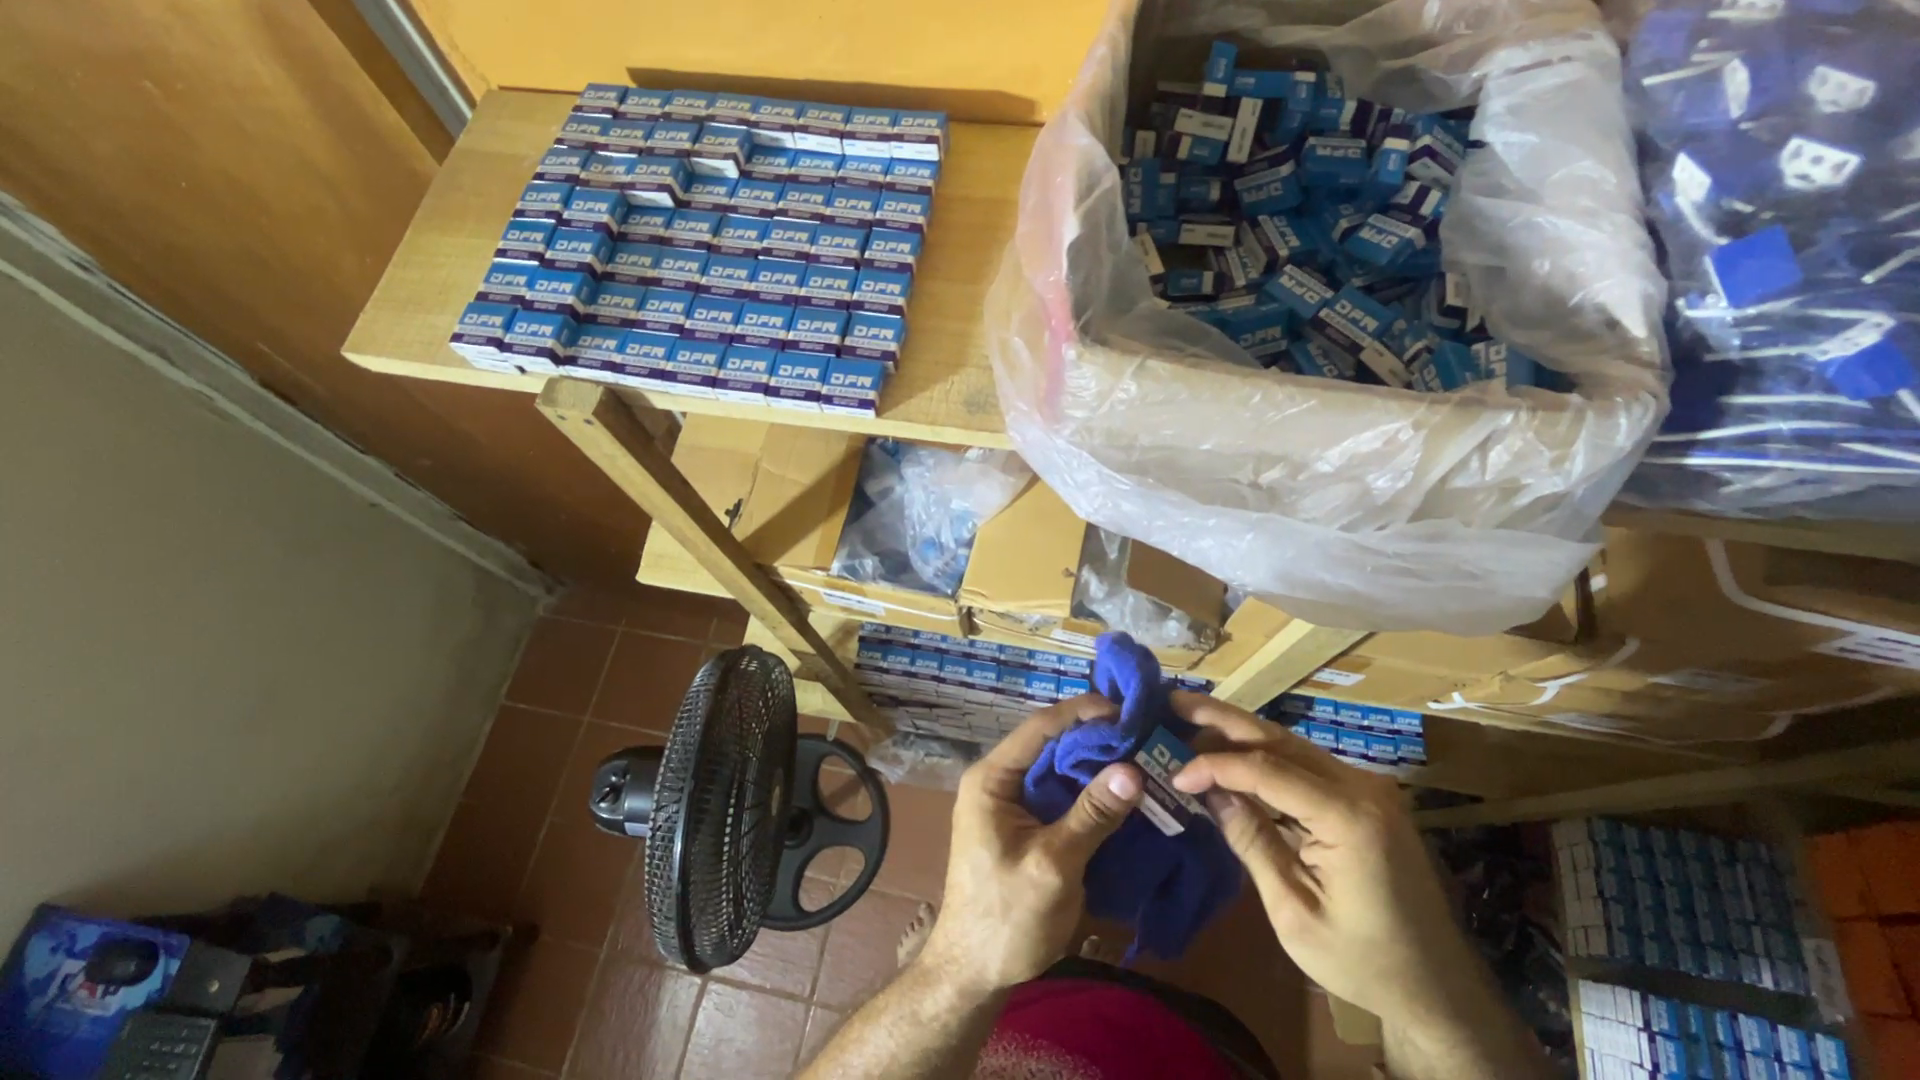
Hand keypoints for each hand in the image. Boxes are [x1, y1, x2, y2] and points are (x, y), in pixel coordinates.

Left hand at [916, 694, 1143, 996]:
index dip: (1082, 713)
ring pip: (1060, 770)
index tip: (1128, 709)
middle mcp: (999, 782)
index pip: (1040, 727)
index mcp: (992, 779)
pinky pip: (1062, 797)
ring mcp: (1012, 805)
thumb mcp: (1053, 865)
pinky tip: (1128, 793)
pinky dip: (1092, 793)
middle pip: (1052, 745)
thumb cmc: (1006, 917)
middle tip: (1147, 733)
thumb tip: (1133, 769)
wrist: (975, 971)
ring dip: (1099, 766)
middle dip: (1097, 738)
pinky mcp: (1027, 827)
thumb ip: (1091, 815)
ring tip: (1147, 756)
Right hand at [1167, 693, 1479, 1030]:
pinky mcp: (1365, 800)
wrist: (1435, 985)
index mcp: (1348, 816)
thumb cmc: (1361, 960)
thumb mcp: (1293, 910)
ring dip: (1241, 734)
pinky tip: (1232, 755)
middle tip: (1175, 699)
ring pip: (1292, 746)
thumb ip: (1252, 843)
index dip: (1214, 765)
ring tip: (1192, 719)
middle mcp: (1362, 788)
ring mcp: (1367, 790)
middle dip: (1224, 719)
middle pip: (1280, 739)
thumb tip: (1209, 792)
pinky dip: (1265, 758)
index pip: (1266, 769)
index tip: (1174, 773)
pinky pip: (1306, 766)